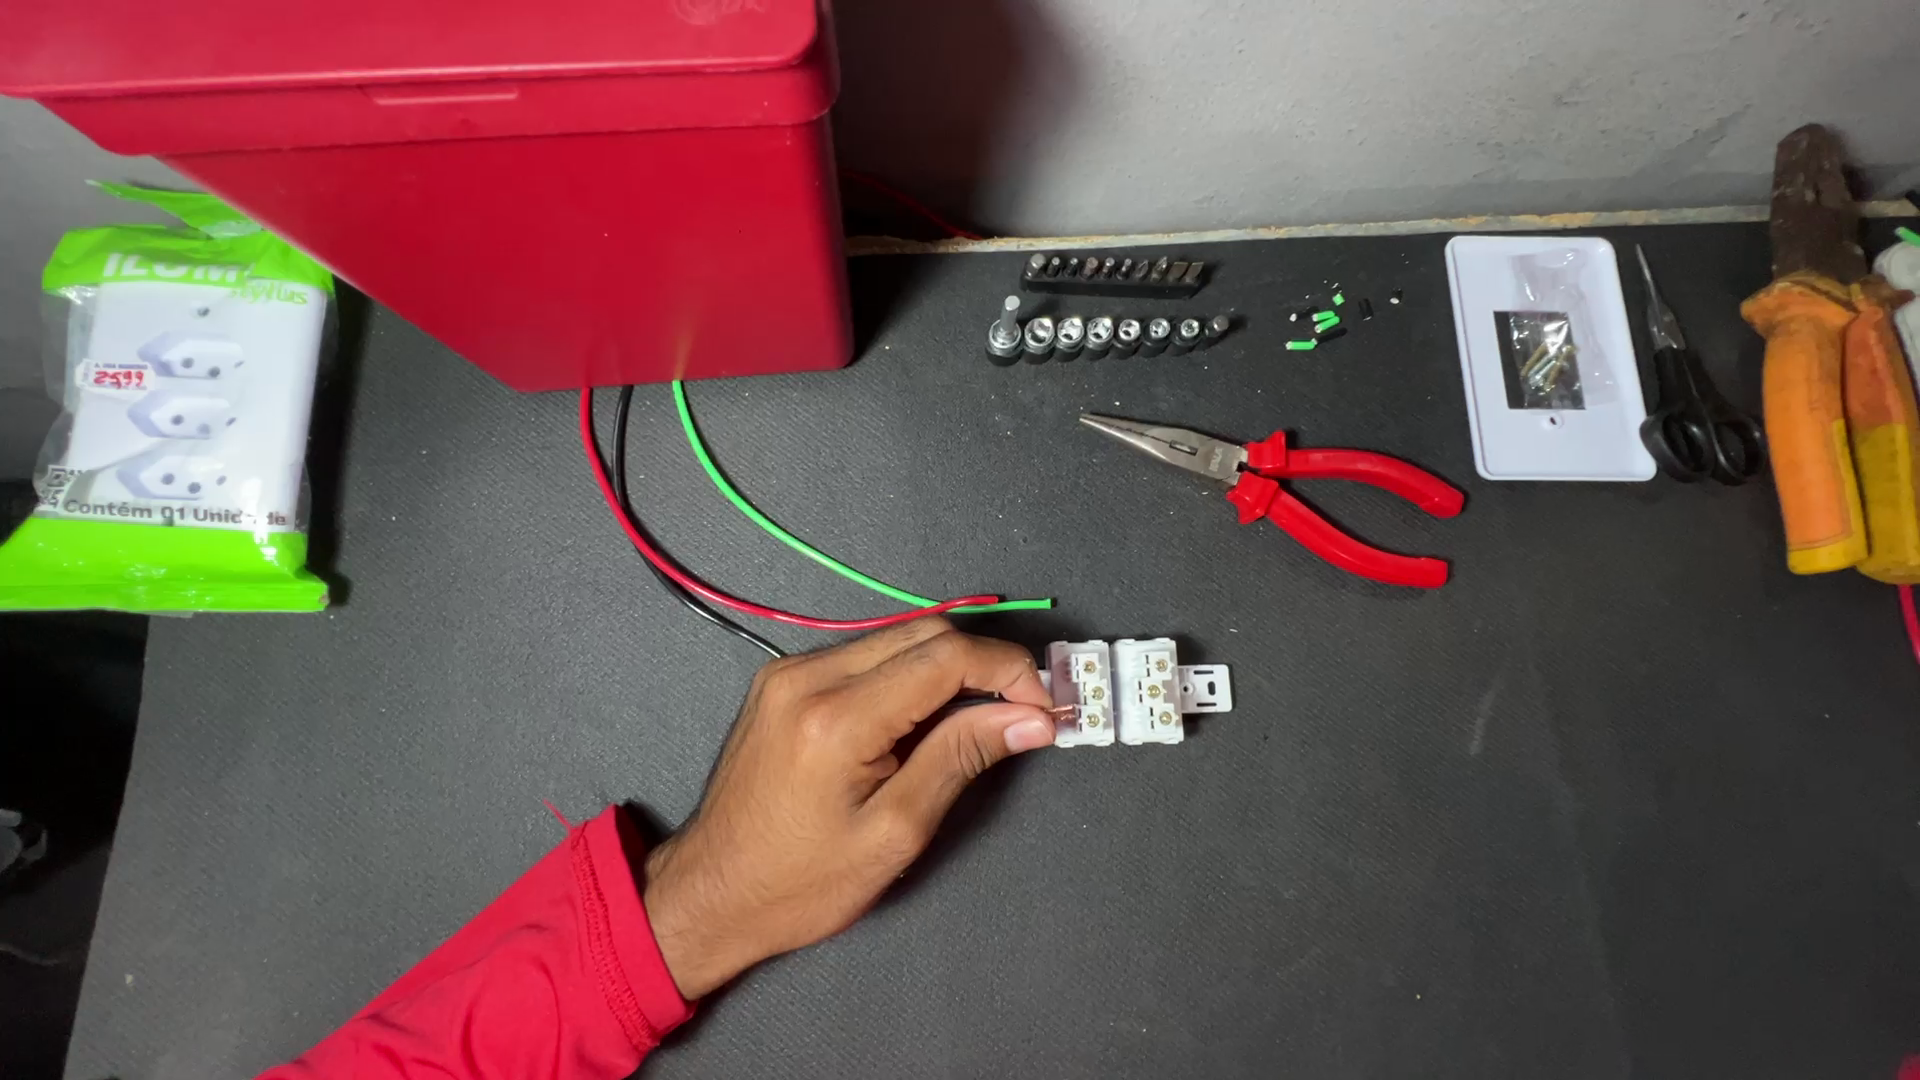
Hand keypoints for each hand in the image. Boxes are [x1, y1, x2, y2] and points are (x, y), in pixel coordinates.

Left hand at [641, 617, 1055, 998]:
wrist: (710, 893)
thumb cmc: (804, 882)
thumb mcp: (896, 831)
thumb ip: (962, 757)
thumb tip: (1031, 717)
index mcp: (836, 716)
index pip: (945, 657)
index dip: (1008, 671)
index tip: (1043, 707)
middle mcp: (809, 673)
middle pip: (925, 633)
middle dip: (983, 663)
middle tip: (1020, 711)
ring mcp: (791, 669)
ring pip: (898, 637)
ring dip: (948, 666)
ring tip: (977, 716)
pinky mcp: (784, 676)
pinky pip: (867, 653)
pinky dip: (909, 672)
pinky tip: (922, 713)